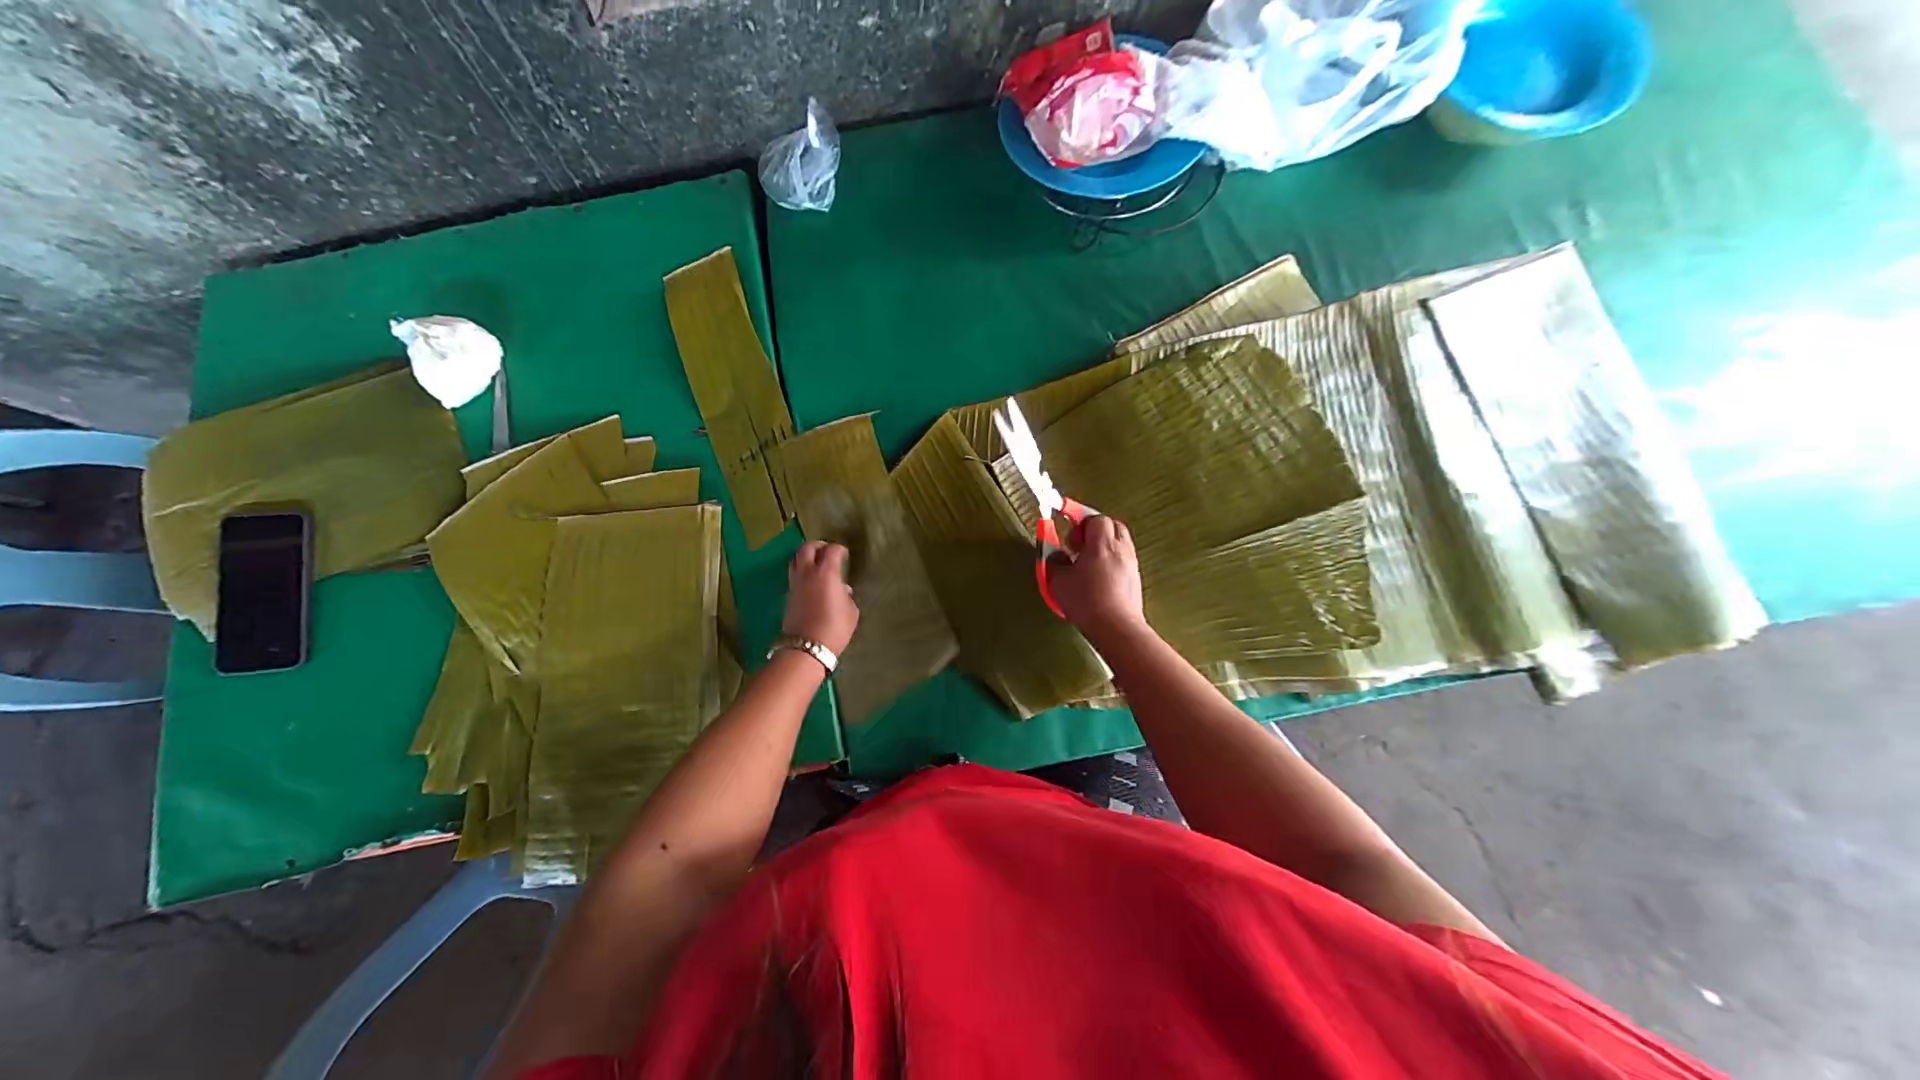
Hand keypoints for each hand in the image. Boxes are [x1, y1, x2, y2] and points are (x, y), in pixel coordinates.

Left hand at [783, 541, 858, 654]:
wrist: (806, 648)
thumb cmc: (834, 628)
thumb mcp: (851, 611)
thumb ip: (847, 596)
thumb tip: (842, 589)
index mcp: (826, 573)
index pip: (832, 550)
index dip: (839, 549)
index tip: (845, 554)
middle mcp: (808, 573)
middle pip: (807, 548)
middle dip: (818, 546)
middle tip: (826, 550)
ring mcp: (795, 584)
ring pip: (795, 559)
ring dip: (806, 557)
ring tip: (816, 563)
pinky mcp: (788, 595)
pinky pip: (794, 575)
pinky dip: (802, 572)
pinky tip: (811, 581)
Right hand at [1047, 515, 1146, 641]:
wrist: (1116, 627)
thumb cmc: (1087, 602)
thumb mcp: (1058, 582)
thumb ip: (1054, 562)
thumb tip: (1055, 556)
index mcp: (1101, 544)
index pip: (1095, 519)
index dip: (1080, 520)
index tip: (1067, 526)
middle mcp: (1120, 550)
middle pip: (1112, 525)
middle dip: (1094, 529)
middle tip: (1078, 544)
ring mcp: (1131, 564)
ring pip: (1120, 542)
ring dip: (1104, 545)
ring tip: (1087, 561)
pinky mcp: (1135, 580)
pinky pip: (1124, 559)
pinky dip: (1111, 560)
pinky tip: (1098, 576)